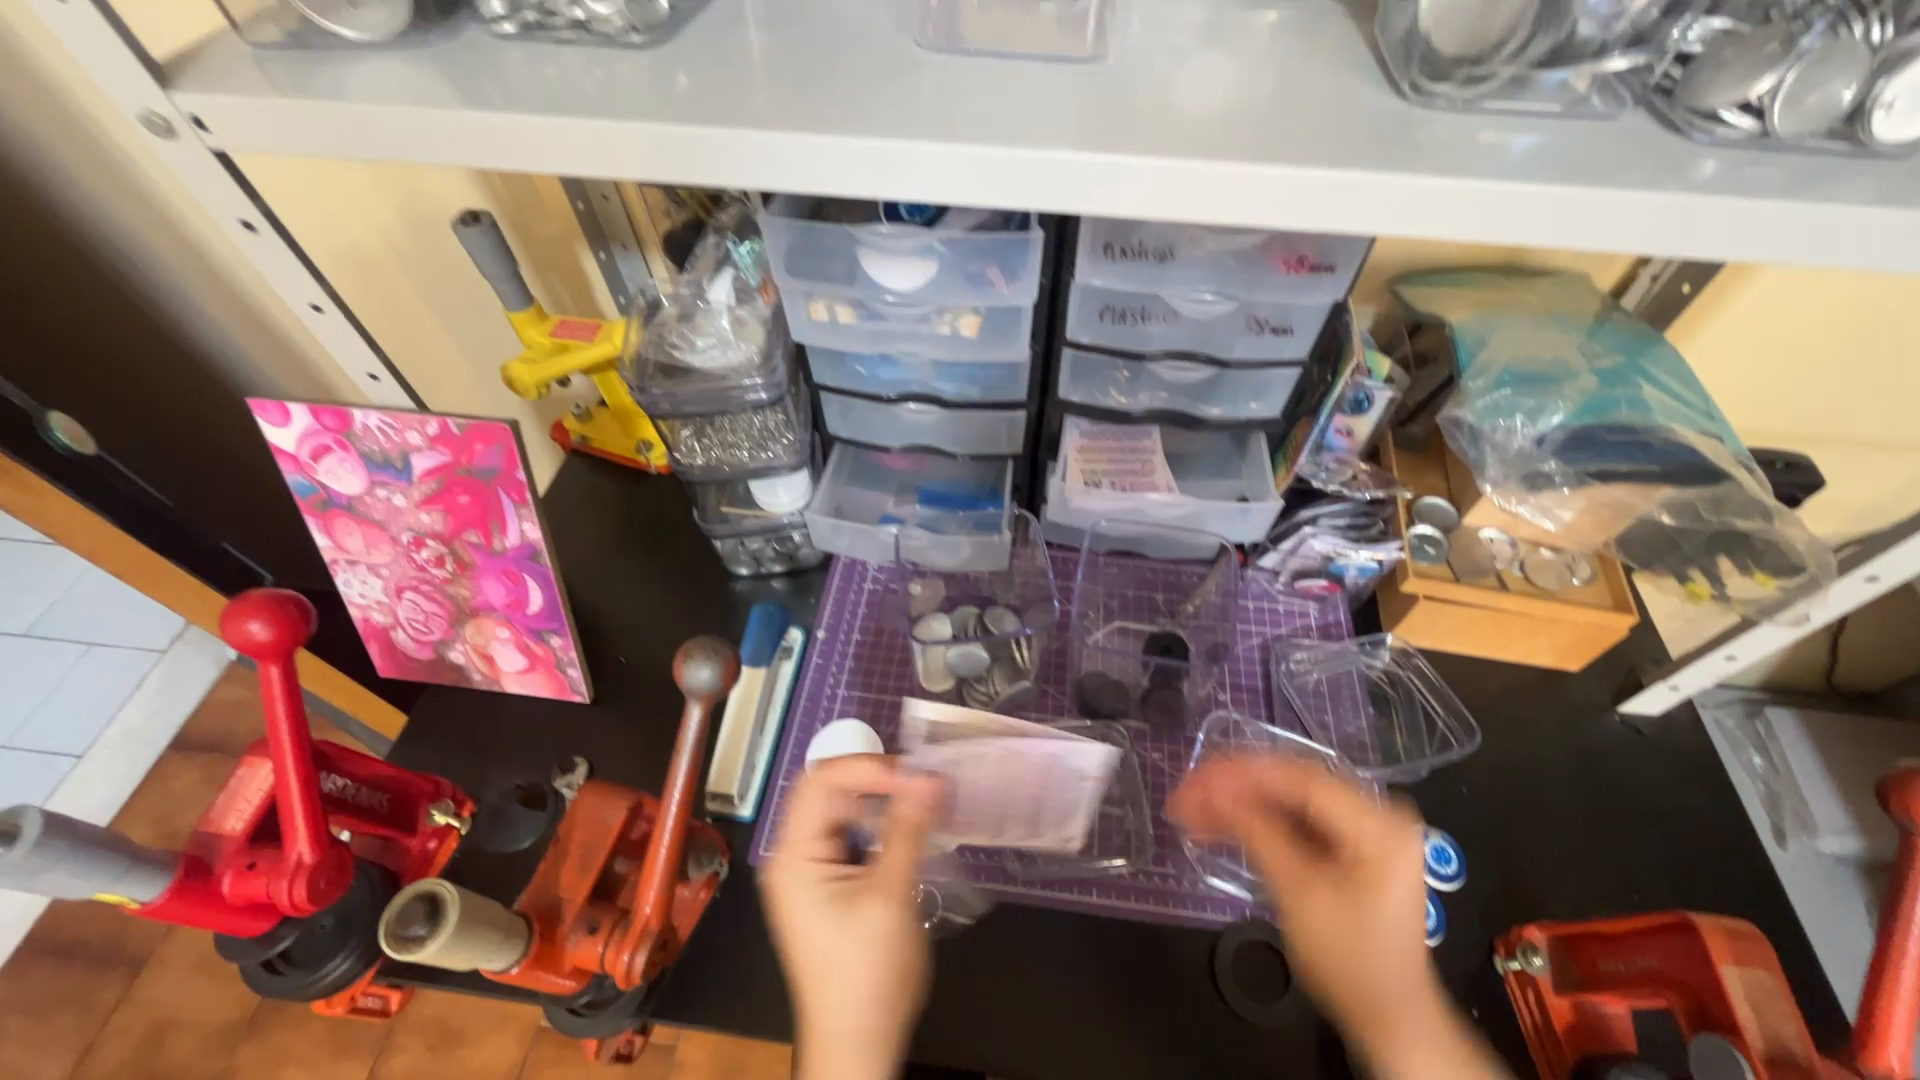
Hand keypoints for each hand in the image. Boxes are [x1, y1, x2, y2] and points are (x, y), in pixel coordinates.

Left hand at [763, 756, 944, 1079]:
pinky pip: (850, 839)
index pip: (821, 782)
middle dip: (878, 781)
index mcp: (793, 857)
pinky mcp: (827, 889)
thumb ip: (907, 829)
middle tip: (927, 785)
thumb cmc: (868, 976)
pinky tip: (911, 829)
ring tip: (926, 801)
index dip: (867, 768)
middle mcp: (793, 858)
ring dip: (882, 802)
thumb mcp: (891, 895)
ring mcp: (808, 874)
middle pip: (829, 793)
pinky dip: (880, 827)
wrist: (857, 1045)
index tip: (916, 775)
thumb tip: (929, 776)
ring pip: (842, 814)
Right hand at [1171, 757, 1495, 1077]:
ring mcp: (1360, 831)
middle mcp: (1374, 815)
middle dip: (1235, 787)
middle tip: (1187, 792)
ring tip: (1191, 809)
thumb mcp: (1300, 894)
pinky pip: (1294, 822)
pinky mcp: (1345, 848)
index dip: (1243, 774)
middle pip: (1292, 785)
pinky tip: (1217, 826)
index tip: (1197, 779)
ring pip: (1287, 801)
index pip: (1300, 780)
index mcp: (1378, 823)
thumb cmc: (1350, 961)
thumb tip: (1214, 792)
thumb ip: (1258, 833)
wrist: (1389, 1017)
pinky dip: (1256, 824)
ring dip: (1239, 804)